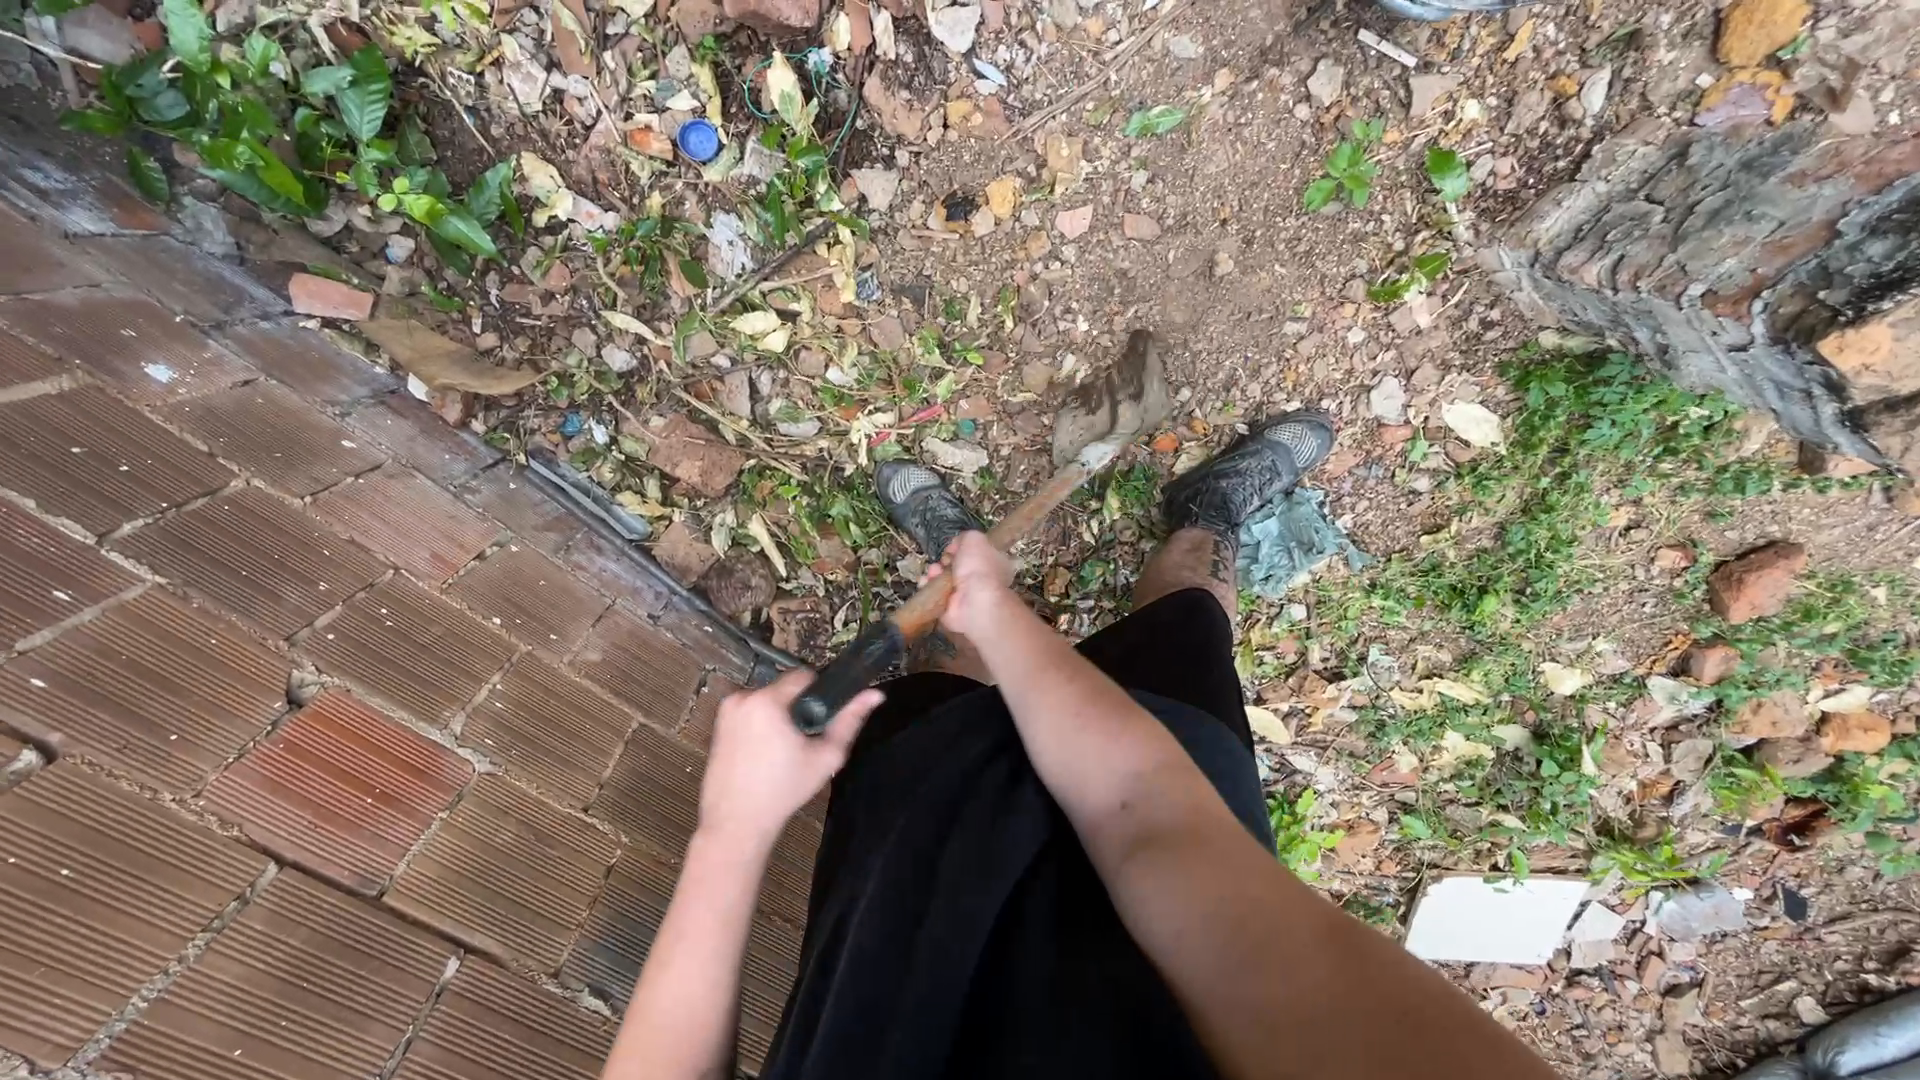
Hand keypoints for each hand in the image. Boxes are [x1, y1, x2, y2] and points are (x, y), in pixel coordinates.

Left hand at [698, 669, 882, 847]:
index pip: (803, 676)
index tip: (820, 720)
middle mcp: (742, 697)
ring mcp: (726, 711)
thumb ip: (850, 720)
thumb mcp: (826, 757)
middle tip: (803, 740)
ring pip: (766, 700)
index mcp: (768, 700)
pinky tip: (764, 753)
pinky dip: (760, 724)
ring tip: (783, 750)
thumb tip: (875, 694)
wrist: (737, 822)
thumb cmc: (784, 790)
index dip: (818, 694)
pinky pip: (749, 713)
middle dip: (797, 707)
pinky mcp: (717, 725)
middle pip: (783, 688)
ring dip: (778, 715)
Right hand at [925, 530, 1016, 638]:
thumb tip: (956, 544)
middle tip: (944, 560)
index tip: (954, 547)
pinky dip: (928, 585)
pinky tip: (928, 581)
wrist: (973, 601)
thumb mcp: (974, 538)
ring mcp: (964, 595)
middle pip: (956, 565)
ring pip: (943, 578)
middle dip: (945, 560)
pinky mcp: (948, 607)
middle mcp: (981, 580)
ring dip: (934, 571)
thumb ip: (965, 537)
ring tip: (935, 571)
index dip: (962, 548)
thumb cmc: (979, 567)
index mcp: (993, 563)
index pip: (976, 553)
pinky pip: (934, 592)